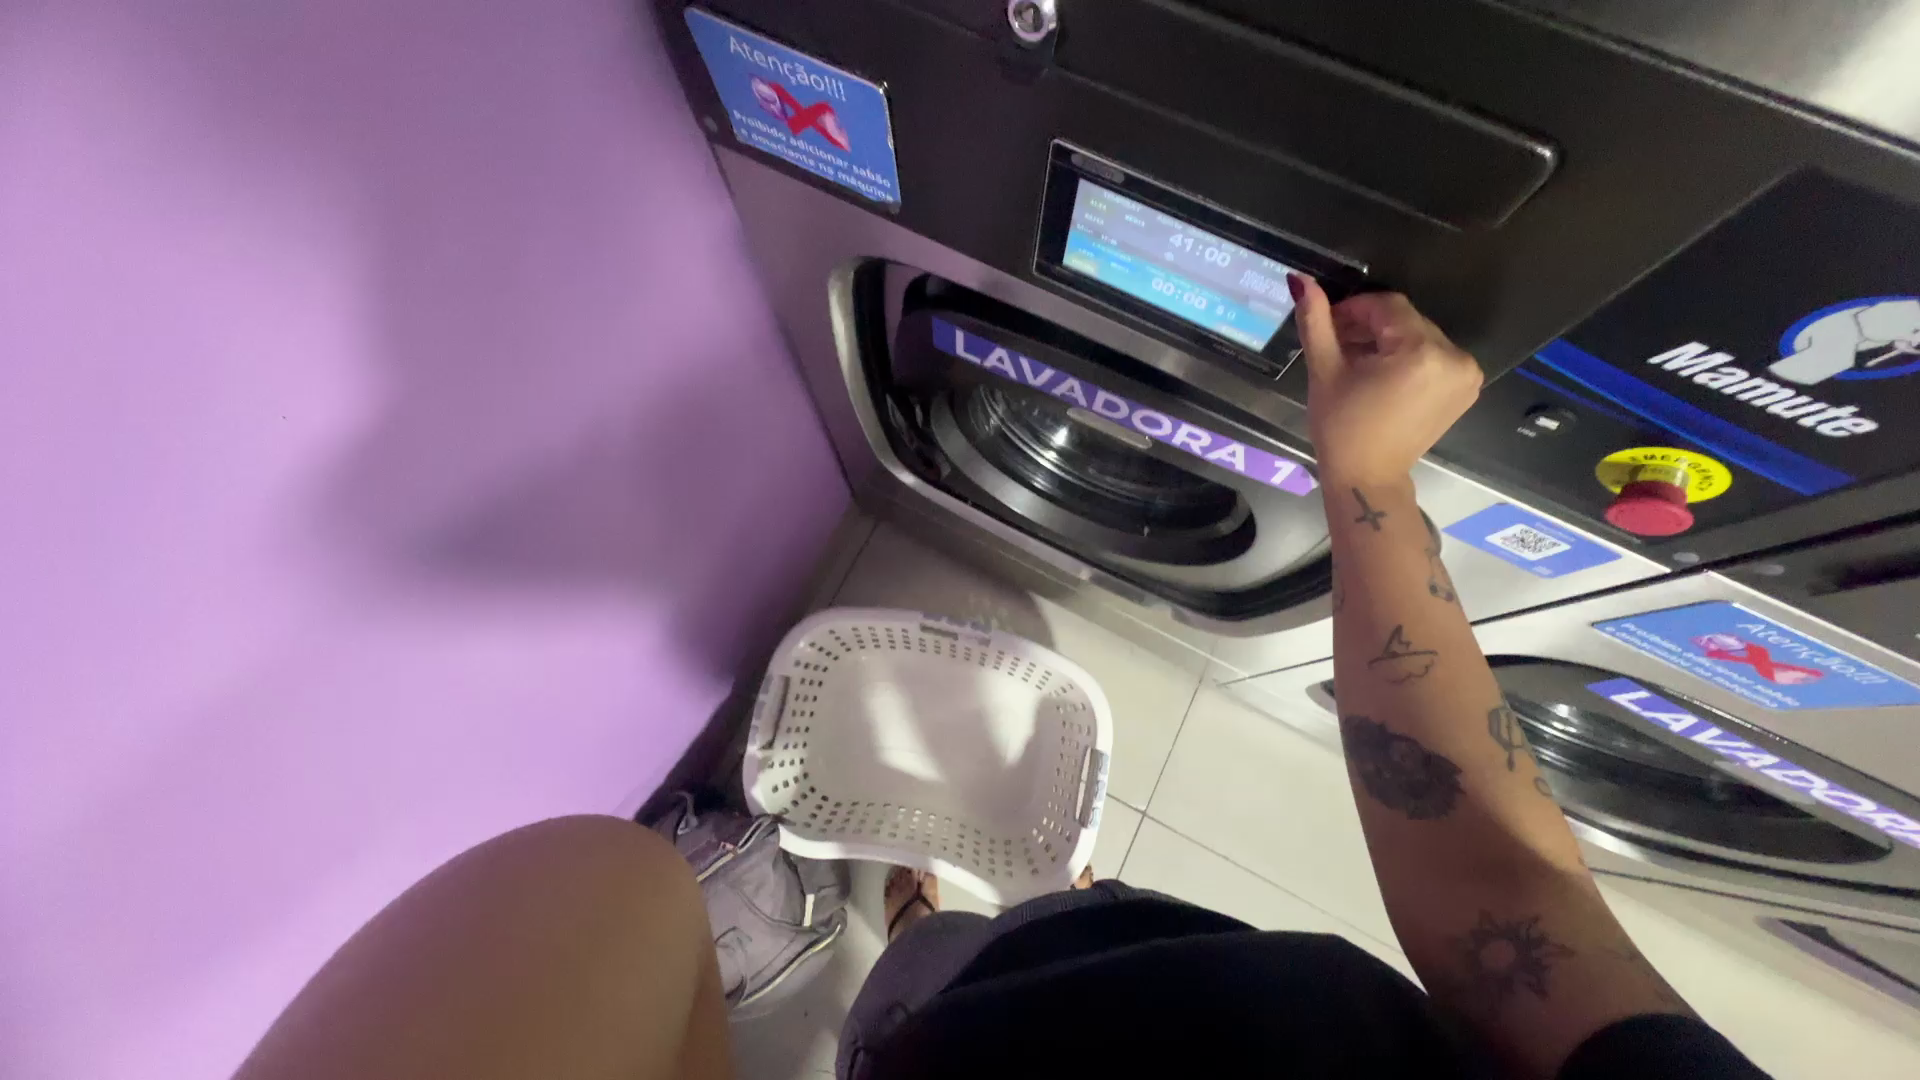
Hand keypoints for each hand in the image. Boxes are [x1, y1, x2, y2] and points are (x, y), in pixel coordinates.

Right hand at [1291, 274, 1483, 484]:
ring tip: (1356, 363)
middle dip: (1369, 326)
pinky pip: (1433, 356)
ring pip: (1419, 337)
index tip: (1329, 323)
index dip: (1354, 308)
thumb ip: (1316, 323)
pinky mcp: (1465, 387)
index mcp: (1421, 352)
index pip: (1387, 306)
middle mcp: (1454, 356)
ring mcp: (1465, 373)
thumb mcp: (1324, 372)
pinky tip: (1379, 376)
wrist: (1367, 477)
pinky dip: (1406, 358)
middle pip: (1406, 321)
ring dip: (1387, 341)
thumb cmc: (1341, 428)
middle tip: (1337, 344)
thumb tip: (1301, 280)